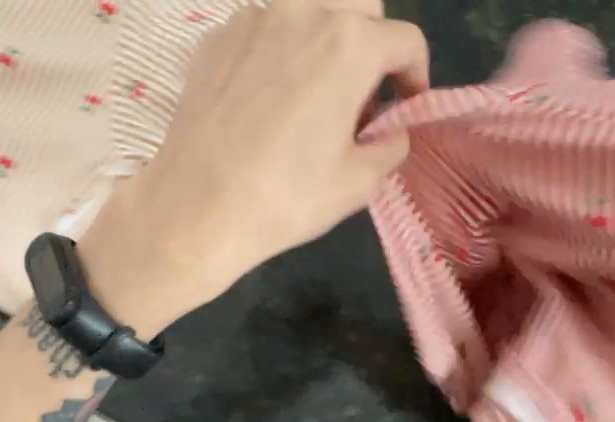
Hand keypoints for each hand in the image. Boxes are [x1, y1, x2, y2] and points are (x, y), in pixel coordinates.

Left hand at [77, 0, 429, 337]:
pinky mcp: (218, 38)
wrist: (199, 207)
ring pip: (308, 12)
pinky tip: (268, 103)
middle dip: (373, 45)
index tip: (406, 107)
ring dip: (324, 44)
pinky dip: (279, 55)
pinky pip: (265, 32)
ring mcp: (254, 18)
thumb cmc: (287, 198)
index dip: (415, 75)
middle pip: (359, 7)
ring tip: (313, 97)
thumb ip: (390, 147)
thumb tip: (393, 133)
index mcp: (349, 44)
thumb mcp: (358, 183)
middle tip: (362, 96)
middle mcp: (304, 11)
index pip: (405, 40)